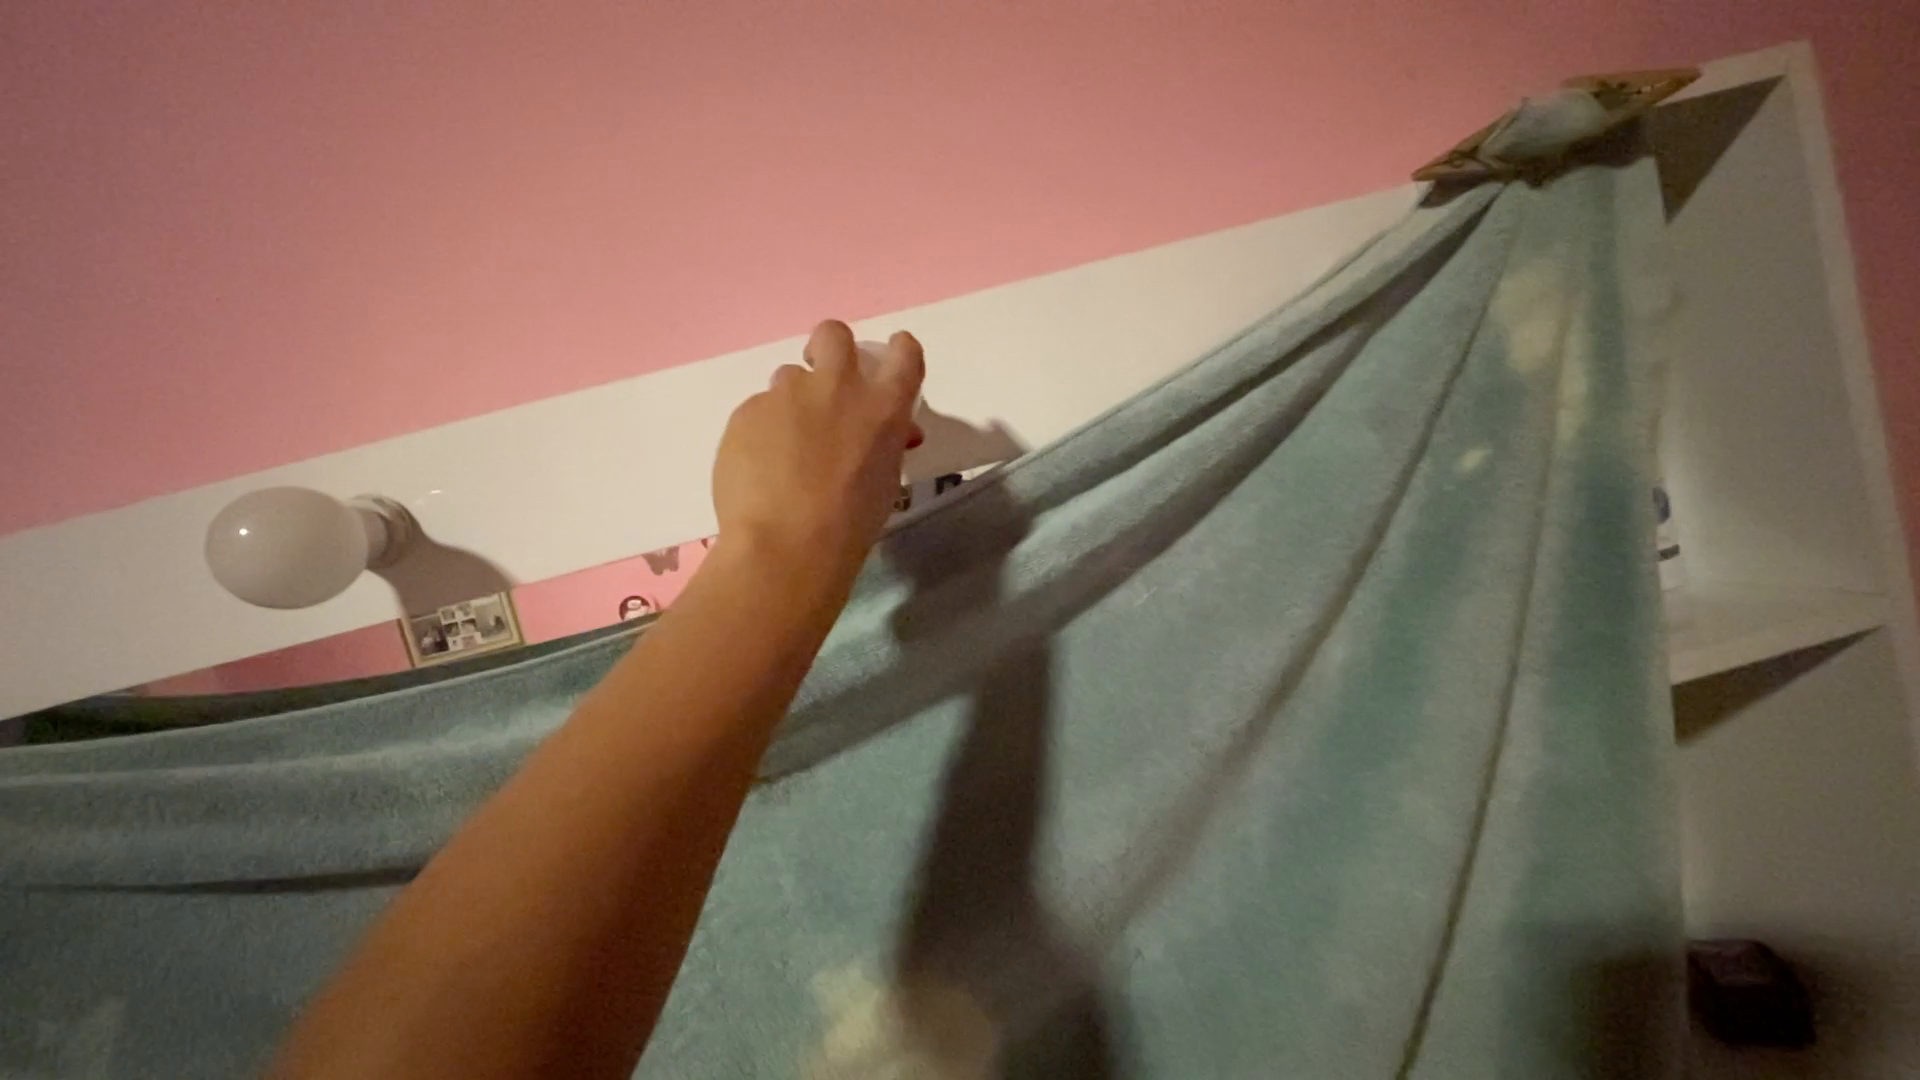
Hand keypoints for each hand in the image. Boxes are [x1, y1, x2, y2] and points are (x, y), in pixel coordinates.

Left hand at [712, 320, 924, 575]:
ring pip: (788, 379)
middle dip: (830, 350)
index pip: (904, 353)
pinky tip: (760, 470)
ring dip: (792, 403)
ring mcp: (787, 394)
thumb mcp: (884, 479)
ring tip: (785, 451)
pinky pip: (757, 412)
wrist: (788, 544)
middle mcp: (837, 386)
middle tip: (823, 387)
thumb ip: (881, 441)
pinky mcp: (747, 411)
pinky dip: (761, 433)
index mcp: (883, 406)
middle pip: (834, 335)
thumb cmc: (850, 522)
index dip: (899, 352)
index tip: (889, 362)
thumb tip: (874, 432)